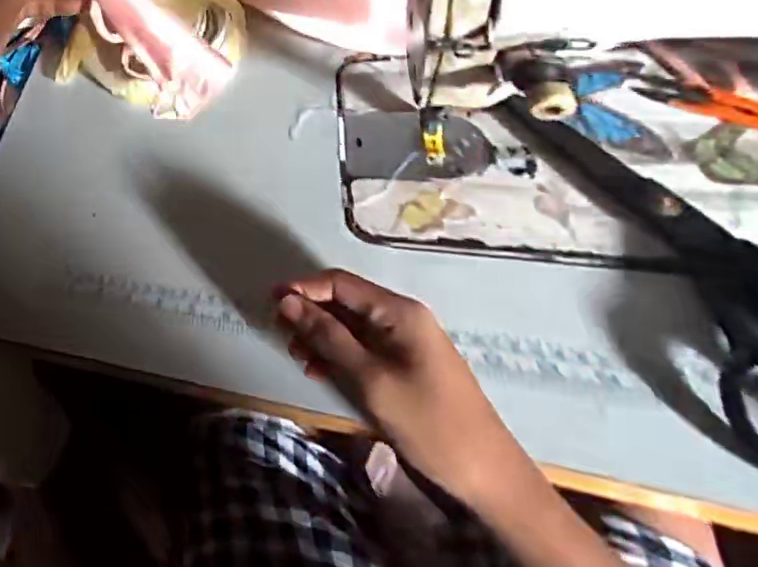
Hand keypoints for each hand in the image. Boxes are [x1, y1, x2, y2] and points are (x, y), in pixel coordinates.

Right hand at [276, 269, 522, 501]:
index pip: (341, 283)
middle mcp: (402, 316)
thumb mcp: (371, 379)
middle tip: (282, 336)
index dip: (304, 288)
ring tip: (298, 357)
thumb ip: (328, 337)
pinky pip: (364, 346)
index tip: (271, 302)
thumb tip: (288, 301)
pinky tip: (321, 370)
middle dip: (311, 314)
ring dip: (322, 336)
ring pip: (352, 325)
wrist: (486, 474)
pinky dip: (340, 354)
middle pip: (346, 301)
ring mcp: (406, 340)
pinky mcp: (406, 363)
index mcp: (398, 311)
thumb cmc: (428, 422)